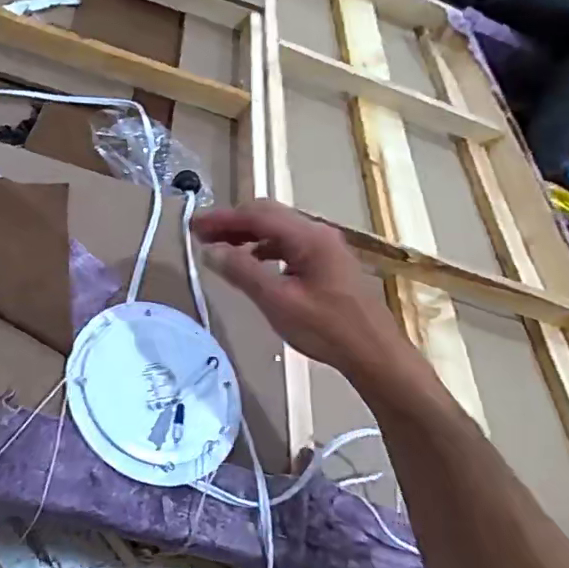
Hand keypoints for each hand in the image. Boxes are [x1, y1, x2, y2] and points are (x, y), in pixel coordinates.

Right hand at [193, 200, 423, 390]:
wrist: (374, 353)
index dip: (223, 218)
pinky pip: (290, 245)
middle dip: (233, 224)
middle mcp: (318, 233)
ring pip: (280, 231)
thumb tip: (212, 251)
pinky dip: (265, 249)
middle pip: (269, 216)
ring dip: (248, 236)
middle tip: (201, 236)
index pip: (257, 214)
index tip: (194, 226)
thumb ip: (243, 272)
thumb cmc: (326, 329)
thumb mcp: (278, 302)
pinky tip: (253, 266)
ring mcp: (326, 247)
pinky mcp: (329, 264)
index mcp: (308, 236)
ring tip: (220, 251)